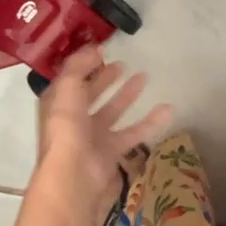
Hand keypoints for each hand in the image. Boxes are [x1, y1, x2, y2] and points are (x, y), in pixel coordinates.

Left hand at [35, 46, 172, 216]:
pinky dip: (150, 121)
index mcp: (57, 103)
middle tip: (121, 64)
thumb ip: (80, 65)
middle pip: (90, 94)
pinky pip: (133, 132)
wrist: (75, 177)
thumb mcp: (67, 88)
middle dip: (104, 79)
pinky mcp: (112, 152)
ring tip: (144, 77)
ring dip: (126, 95)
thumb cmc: (66, 129)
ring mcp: (93, 136)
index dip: (82, 65)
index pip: (69, 80)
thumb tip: (95, 47)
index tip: (101, 50)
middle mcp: (73, 119)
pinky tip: (168, 108)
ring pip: (112, 111)